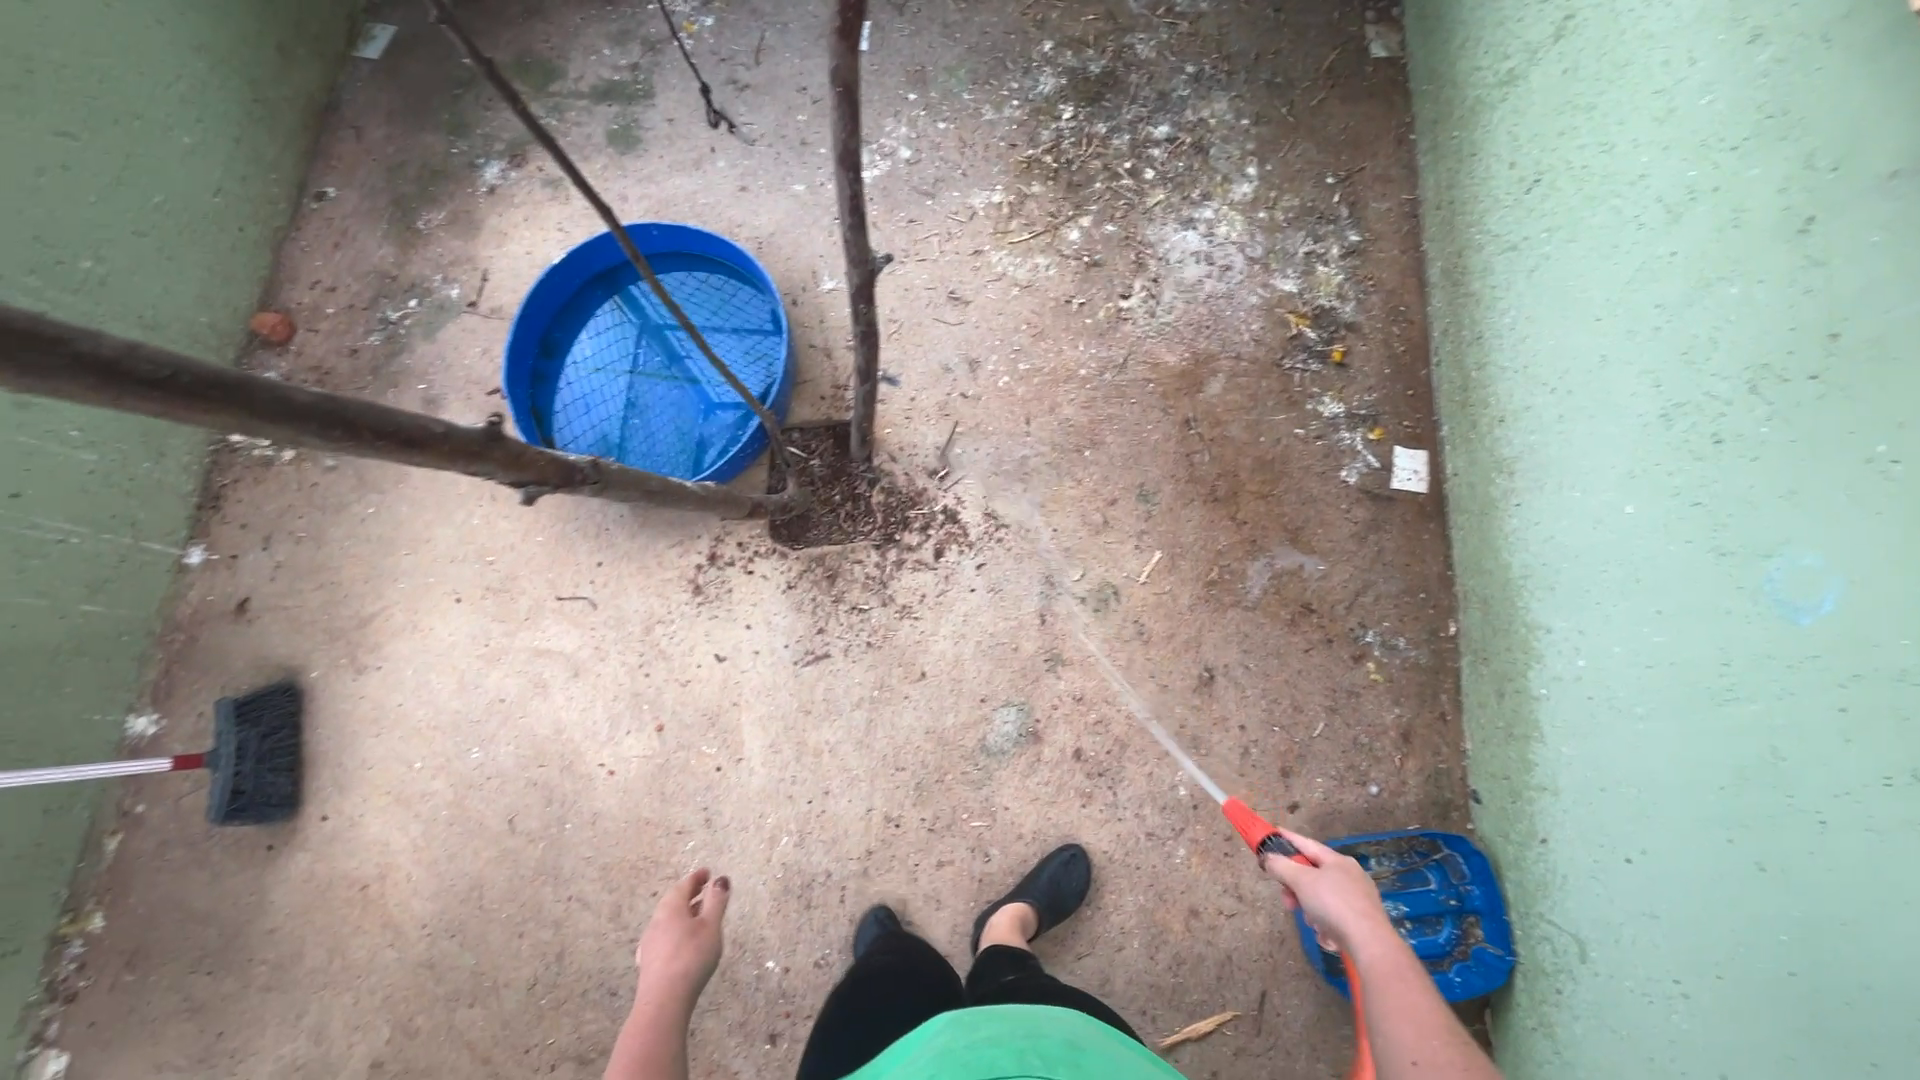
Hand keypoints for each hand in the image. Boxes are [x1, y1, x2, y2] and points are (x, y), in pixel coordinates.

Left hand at [634, 868, 729, 1005]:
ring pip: (667, 919)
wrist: (664, 1000)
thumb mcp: (711, 925)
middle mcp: (656, 921)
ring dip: (682, 913)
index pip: (684, 885)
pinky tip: (680, 941)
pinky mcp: (648, 961)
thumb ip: (716, 901)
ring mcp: (649, 942)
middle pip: (673, 901)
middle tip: (703, 889)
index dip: (697, 877)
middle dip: (689, 893)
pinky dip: (676, 930)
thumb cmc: (692, 956)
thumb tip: (720, 879)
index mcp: (671, 908)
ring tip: (697, 914)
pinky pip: (664, 936)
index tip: (707, 872)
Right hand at [1260, 828, 1394, 953]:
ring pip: (1321, 899)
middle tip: (1287, 900)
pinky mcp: (1362, 922)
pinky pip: (1333, 918)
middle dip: (1296, 889)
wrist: (1369, 943)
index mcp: (1338, 861)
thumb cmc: (1333, 904)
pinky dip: (1326, 926)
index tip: (1273, 833)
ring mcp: (1358, 900)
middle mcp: (1350, 876)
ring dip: (1311, 911)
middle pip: (1312, 876)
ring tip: (1313, 923)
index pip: (1306, 844)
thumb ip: (1280, 866)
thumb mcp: (1301, 880)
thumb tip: (1267, 858)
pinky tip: (1328, 936)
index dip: (1288, 838)